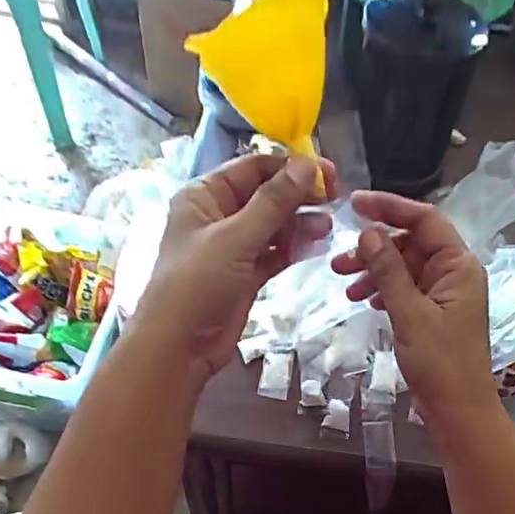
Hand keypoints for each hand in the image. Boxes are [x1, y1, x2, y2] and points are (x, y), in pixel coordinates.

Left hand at [133, 153, 337, 382]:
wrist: (180, 347)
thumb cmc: (197, 285)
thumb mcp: (235, 238)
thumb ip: (273, 202)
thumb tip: (307, 166)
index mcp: (205, 196)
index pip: (253, 168)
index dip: (290, 167)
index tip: (327, 173)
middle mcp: (218, 217)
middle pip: (266, 195)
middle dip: (298, 196)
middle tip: (334, 198)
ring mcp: (232, 249)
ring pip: (272, 227)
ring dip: (299, 224)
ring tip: (326, 226)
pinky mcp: (244, 276)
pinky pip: (273, 254)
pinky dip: (292, 249)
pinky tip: (315, 245)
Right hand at [330, 191, 492, 420]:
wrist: (458, 410)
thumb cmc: (440, 363)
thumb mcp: (410, 314)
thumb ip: (388, 271)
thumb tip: (368, 233)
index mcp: (458, 266)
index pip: (424, 220)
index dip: (389, 208)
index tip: (355, 204)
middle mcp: (454, 274)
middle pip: (411, 245)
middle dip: (375, 249)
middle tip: (339, 263)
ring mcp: (445, 296)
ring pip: (405, 270)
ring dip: (375, 273)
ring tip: (345, 287)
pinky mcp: (434, 316)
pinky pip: (406, 292)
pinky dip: (384, 292)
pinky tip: (364, 301)